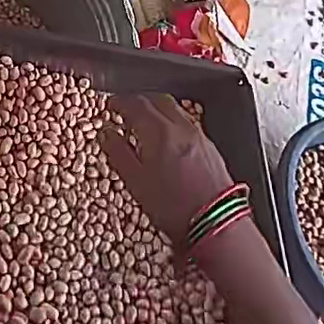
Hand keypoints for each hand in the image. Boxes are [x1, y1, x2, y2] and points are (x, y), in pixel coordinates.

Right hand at [98, 94, 234, 243]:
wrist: (217, 224)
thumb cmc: (174, 207)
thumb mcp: (135, 182)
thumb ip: (118, 152)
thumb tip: (106, 133)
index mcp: (159, 132)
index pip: (135, 104)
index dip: (119, 102)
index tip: (110, 105)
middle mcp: (181, 128)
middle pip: (156, 99)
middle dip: (137, 100)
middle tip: (123, 109)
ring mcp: (198, 135)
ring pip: (173, 108)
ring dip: (155, 107)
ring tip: (143, 122)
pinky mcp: (209, 146)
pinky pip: (186, 121)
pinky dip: (170, 119)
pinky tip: (165, 136)